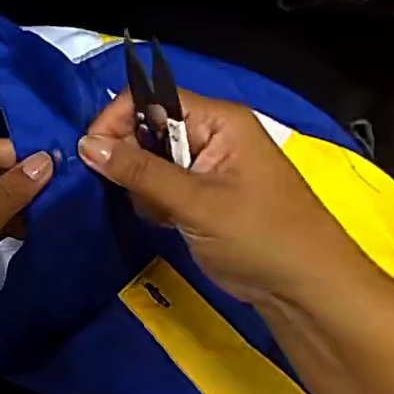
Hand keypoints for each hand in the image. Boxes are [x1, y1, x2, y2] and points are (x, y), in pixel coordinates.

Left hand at [0, 139, 53, 355]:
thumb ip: (6, 195)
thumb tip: (46, 159)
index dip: (16, 152)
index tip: (58, 158)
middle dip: (28, 173)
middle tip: (72, 177)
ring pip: (4, 196)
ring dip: (31, 196)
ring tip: (66, 198)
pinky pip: (8, 219)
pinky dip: (27, 219)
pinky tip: (49, 222)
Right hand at [77, 90, 378, 305]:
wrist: (308, 294)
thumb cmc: (263, 239)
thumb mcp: (196, 203)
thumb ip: (139, 172)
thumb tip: (85, 144)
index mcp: (219, 121)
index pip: (149, 99)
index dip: (116, 120)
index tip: (92, 153)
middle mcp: (210, 134)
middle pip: (144, 129)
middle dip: (129, 160)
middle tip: (133, 192)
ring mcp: (205, 165)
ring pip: (146, 159)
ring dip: (140, 186)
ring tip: (160, 213)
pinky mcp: (199, 193)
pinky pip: (156, 183)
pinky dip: (151, 201)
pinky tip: (166, 221)